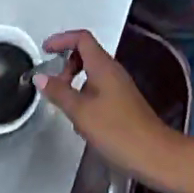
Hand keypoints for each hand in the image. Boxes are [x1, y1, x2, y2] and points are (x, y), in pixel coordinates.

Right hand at [36, 30, 179, 177]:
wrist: (153, 154)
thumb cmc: (116, 130)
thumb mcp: (81, 112)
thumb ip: (59, 92)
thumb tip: (40, 77)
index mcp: (103, 65)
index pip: (82, 38)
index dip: (62, 39)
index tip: (45, 50)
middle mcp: (112, 70)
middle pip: (86, 53)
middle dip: (67, 64)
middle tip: (55, 85)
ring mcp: (119, 85)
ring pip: (91, 73)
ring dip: (75, 83)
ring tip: (66, 107)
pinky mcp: (122, 101)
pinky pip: (98, 88)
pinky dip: (84, 95)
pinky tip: (82, 121)